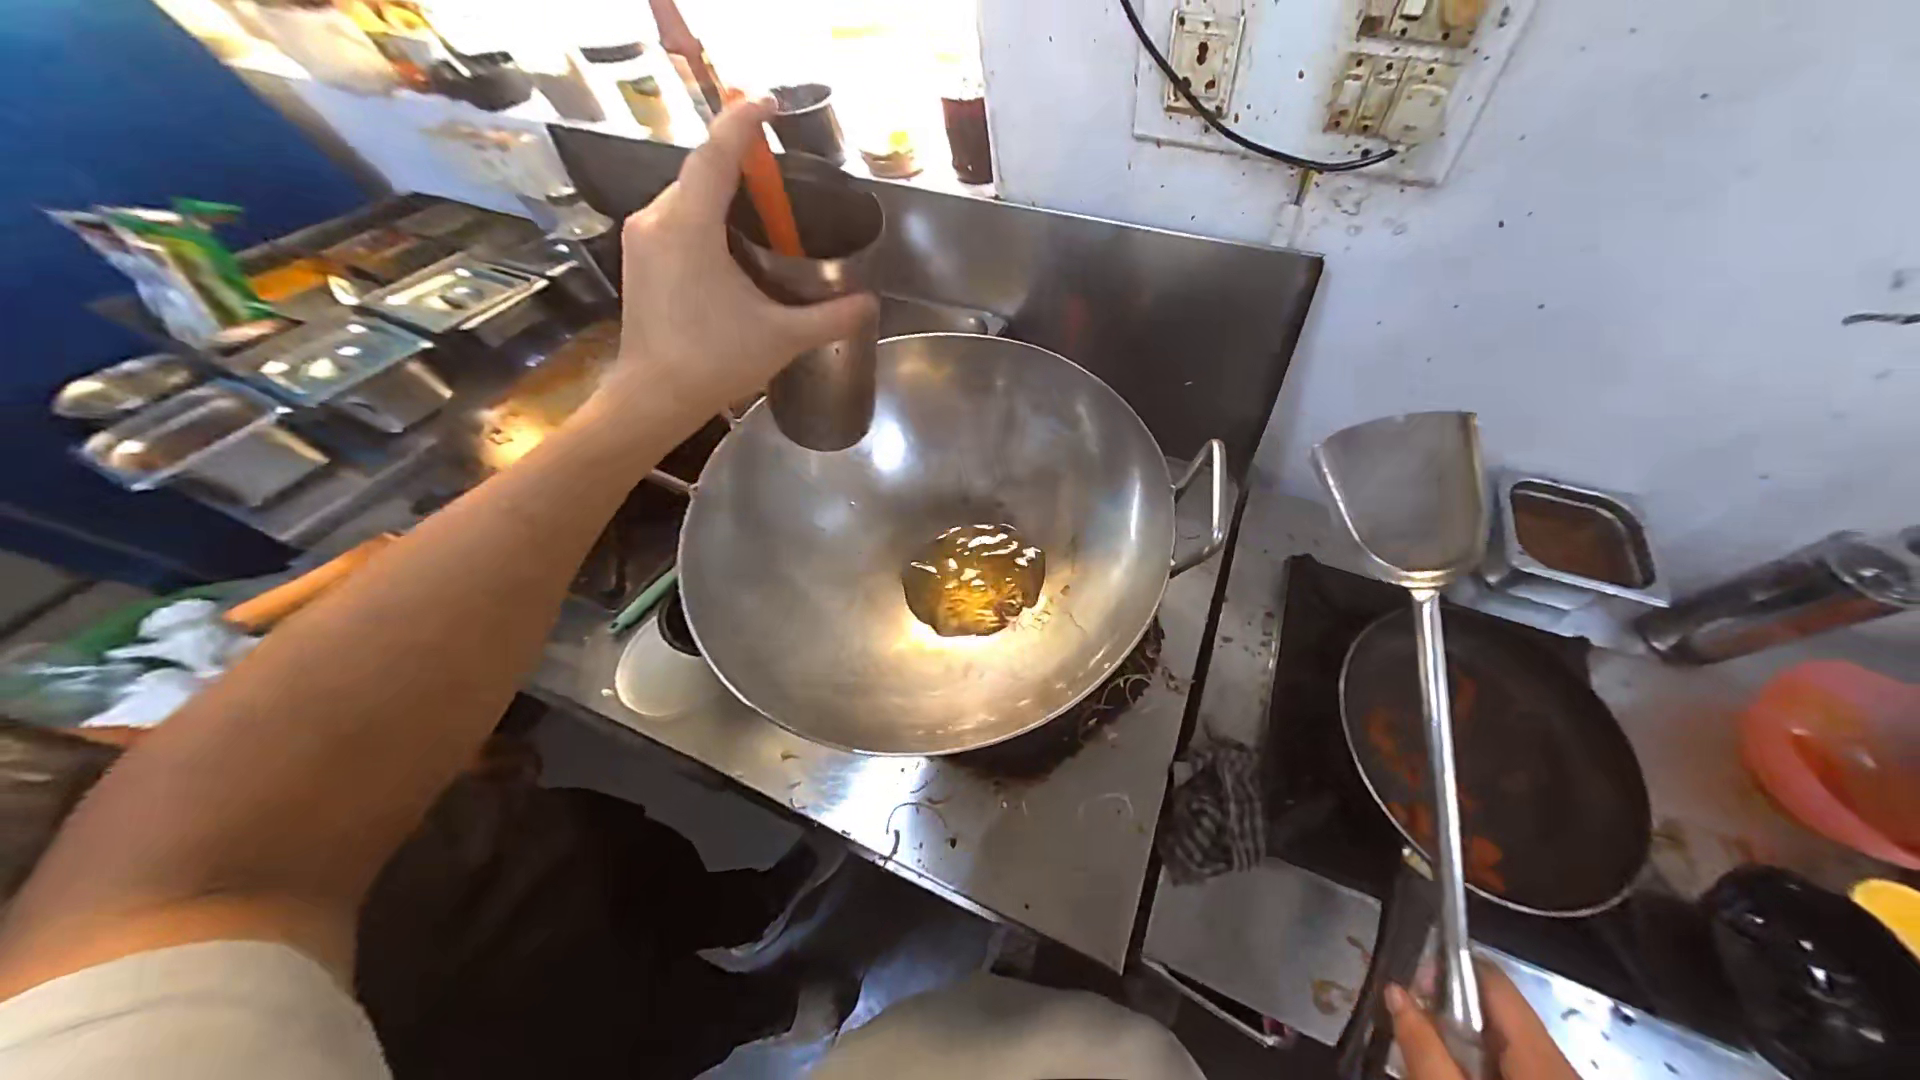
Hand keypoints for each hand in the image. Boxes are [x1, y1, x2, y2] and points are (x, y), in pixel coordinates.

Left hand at [596, 99, 876, 435]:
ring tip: (762, 220)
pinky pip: (676, 218)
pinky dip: (706, 219)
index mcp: (689, 225)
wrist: (654, 396)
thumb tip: (869, 303)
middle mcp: (657, 218)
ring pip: (688, 196)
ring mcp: (642, 237)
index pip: (716, 153)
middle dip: (741, 169)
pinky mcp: (638, 256)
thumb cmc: (713, 362)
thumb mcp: (781, 337)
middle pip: (702, 172)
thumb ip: (830, 317)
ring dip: (724, 198)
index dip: (744, 121)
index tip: (769, 105)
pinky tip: (731, 248)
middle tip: (781, 187)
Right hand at [1387, 964, 1579, 1079]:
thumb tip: (1395, 991)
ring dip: (1462, 1039)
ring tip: (1432, 1053)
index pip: (1493, 979)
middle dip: (1449, 1009)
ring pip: (1504, 1039)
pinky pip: (1515, 1063)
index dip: (1447, 969)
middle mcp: (1561, 1064)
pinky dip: (1481, 1062)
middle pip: (1496, 1009)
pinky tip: (1458, 1073)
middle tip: (1414, 1025)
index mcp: (1542, 1056)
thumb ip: (1423, 1045)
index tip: (1412, 985)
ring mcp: (1560, 1079)